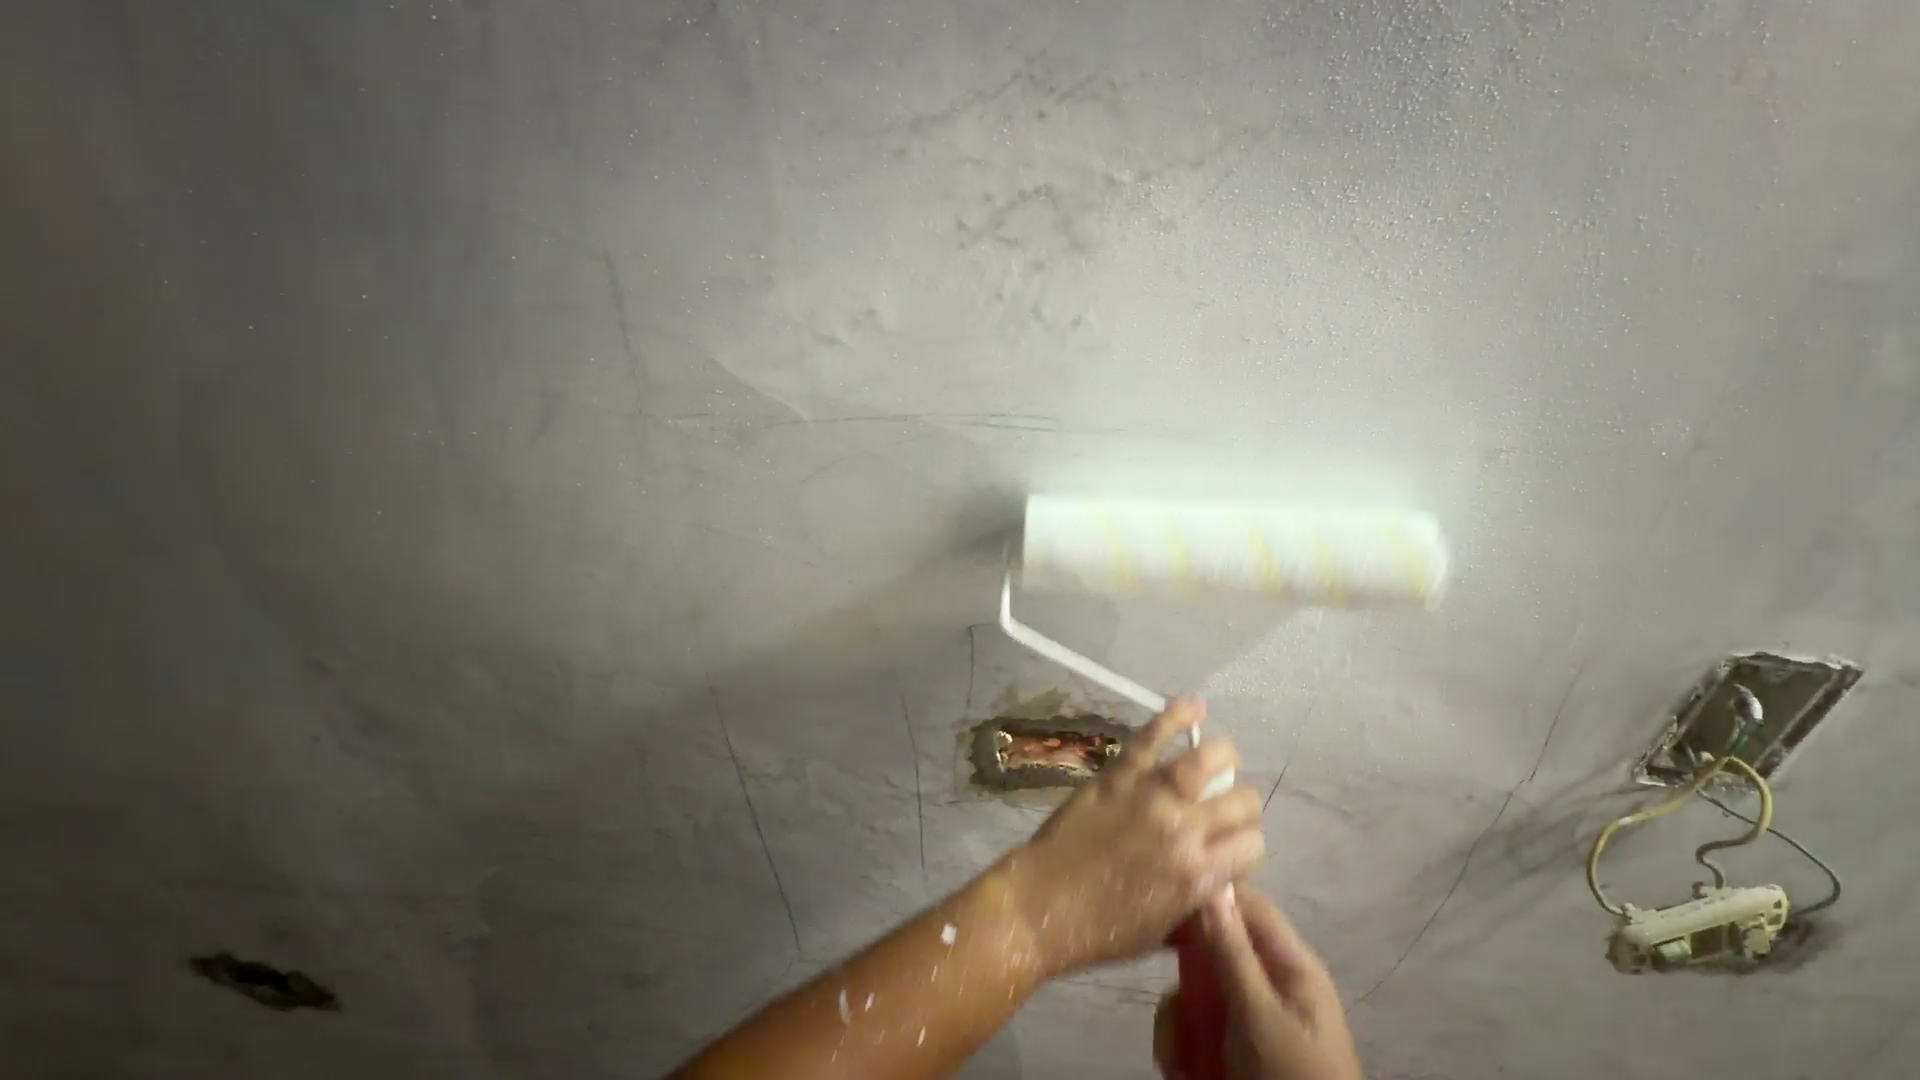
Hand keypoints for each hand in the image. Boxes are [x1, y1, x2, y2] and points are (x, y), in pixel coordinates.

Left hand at [1001, 699, 1265, 978]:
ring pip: (1207, 760)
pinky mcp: (1116, 776)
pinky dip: (1175, 715)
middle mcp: (1184, 831)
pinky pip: (1150, 738)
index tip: (1232, 846)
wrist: (1040, 907)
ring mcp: (1150, 797)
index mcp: (1199, 876)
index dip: (1247, 845)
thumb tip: (1218, 880)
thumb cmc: (1100, 931)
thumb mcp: (1163, 932)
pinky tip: (1193, 704)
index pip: (1253, 846)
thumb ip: (1198, 902)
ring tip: (1222, 756)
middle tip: (1224, 807)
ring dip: (1223, 756)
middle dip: (1242, 805)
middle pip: (1243, 803)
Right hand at [1153, 888, 1360, 1079]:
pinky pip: (1193, 1027)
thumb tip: (1213, 882)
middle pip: (1211, 948)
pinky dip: (1181, 1047)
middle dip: (1184, 977)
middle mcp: (1268, 982)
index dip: (1208, 897)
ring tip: (1179, 1059)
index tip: (1165, 905)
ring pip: (1194, 990)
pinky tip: (1181, 1072)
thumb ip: (1232, 951)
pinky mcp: (1231, 1047)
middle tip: (1170, 1000)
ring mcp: (1248, 1016)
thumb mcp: (1259, 1016)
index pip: (1246, 904)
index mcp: (1290, 965)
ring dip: (1178, 1023)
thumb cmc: (1292, 1079)